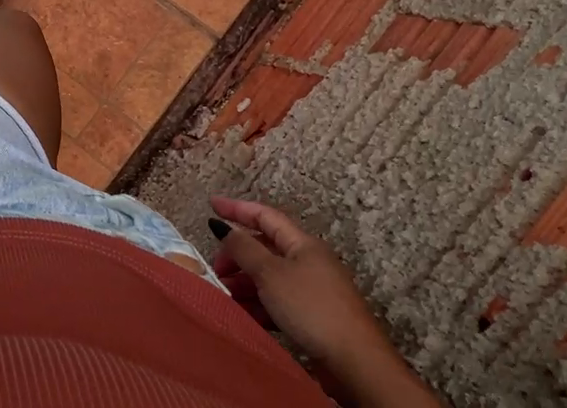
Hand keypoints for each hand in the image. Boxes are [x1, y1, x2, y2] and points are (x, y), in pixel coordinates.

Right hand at [211, 197, 439, 406]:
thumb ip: (243, 248)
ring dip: (244, 282)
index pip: (264, 215)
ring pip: (269, 276)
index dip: (236, 208)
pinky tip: (244, 314)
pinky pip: (278, 300)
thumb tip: (223, 228)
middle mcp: (308, 262)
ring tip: (224, 294)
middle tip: (215, 268)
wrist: (356, 362)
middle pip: (264, 248)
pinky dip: (259, 303)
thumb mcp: (270, 273)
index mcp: (302, 244)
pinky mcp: (313, 316)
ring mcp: (312, 290)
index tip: (210, 204)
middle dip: (236, 255)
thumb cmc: (311, 307)